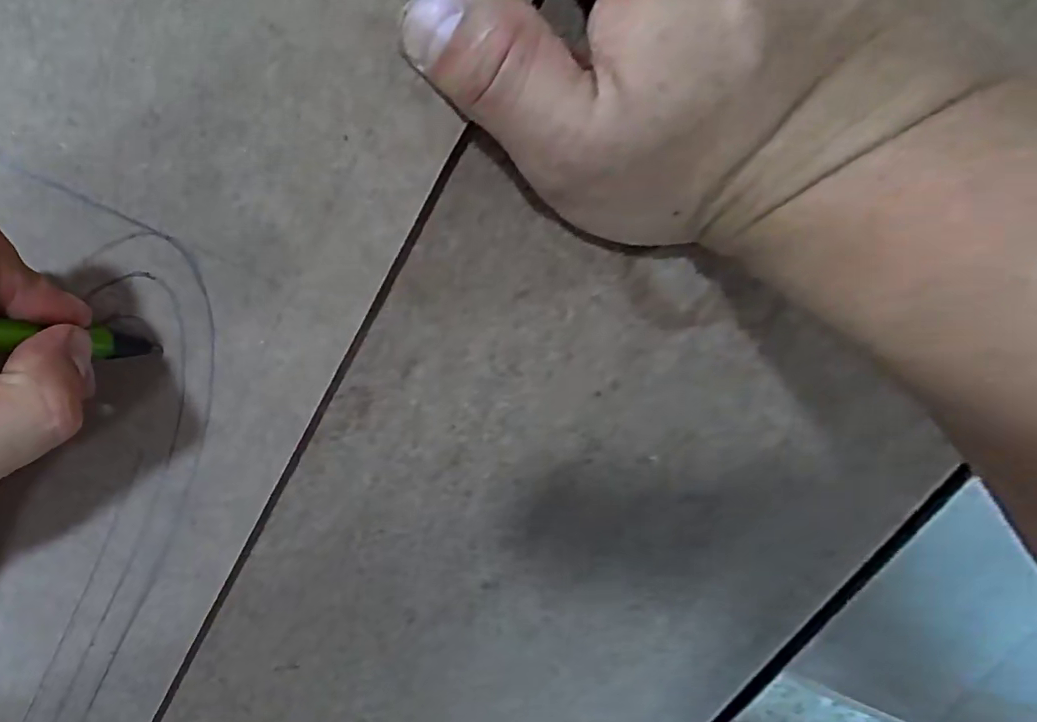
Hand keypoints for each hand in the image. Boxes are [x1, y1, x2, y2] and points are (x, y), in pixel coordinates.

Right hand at [399, 0, 1006, 247]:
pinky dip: (588, 16)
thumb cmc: (685, 164)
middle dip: (526, 16)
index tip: (469, 40)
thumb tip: (423, 12)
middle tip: (510, 48)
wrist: (840, 149)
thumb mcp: (569, 143)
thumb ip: (499, 72)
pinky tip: (594, 39)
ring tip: (545, 46)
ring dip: (560, 16)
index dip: (481, 10)